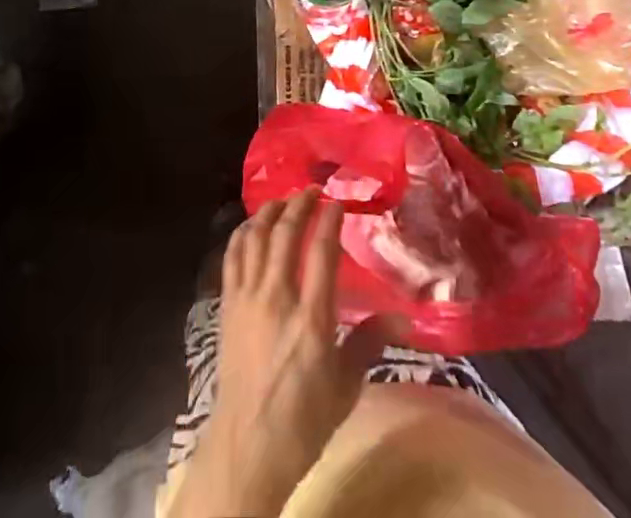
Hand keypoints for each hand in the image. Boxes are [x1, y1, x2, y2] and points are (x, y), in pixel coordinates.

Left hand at [174, 189, 394, 517]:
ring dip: (268, 213)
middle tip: (312, 191)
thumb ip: (370, 343)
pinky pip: (232, 258)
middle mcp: (276, 297)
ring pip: (254, 239)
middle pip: (284, 235)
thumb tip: (403, 318)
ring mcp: (247, 298)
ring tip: (282, 200)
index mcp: (312, 317)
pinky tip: (249, 227)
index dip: (329, 221)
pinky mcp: (227, 306)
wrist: (250, 441)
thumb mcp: (347, 384)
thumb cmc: (305, 417)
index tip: (338, 202)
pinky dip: (241, 235)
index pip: (321, 252)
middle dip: (299, 206)